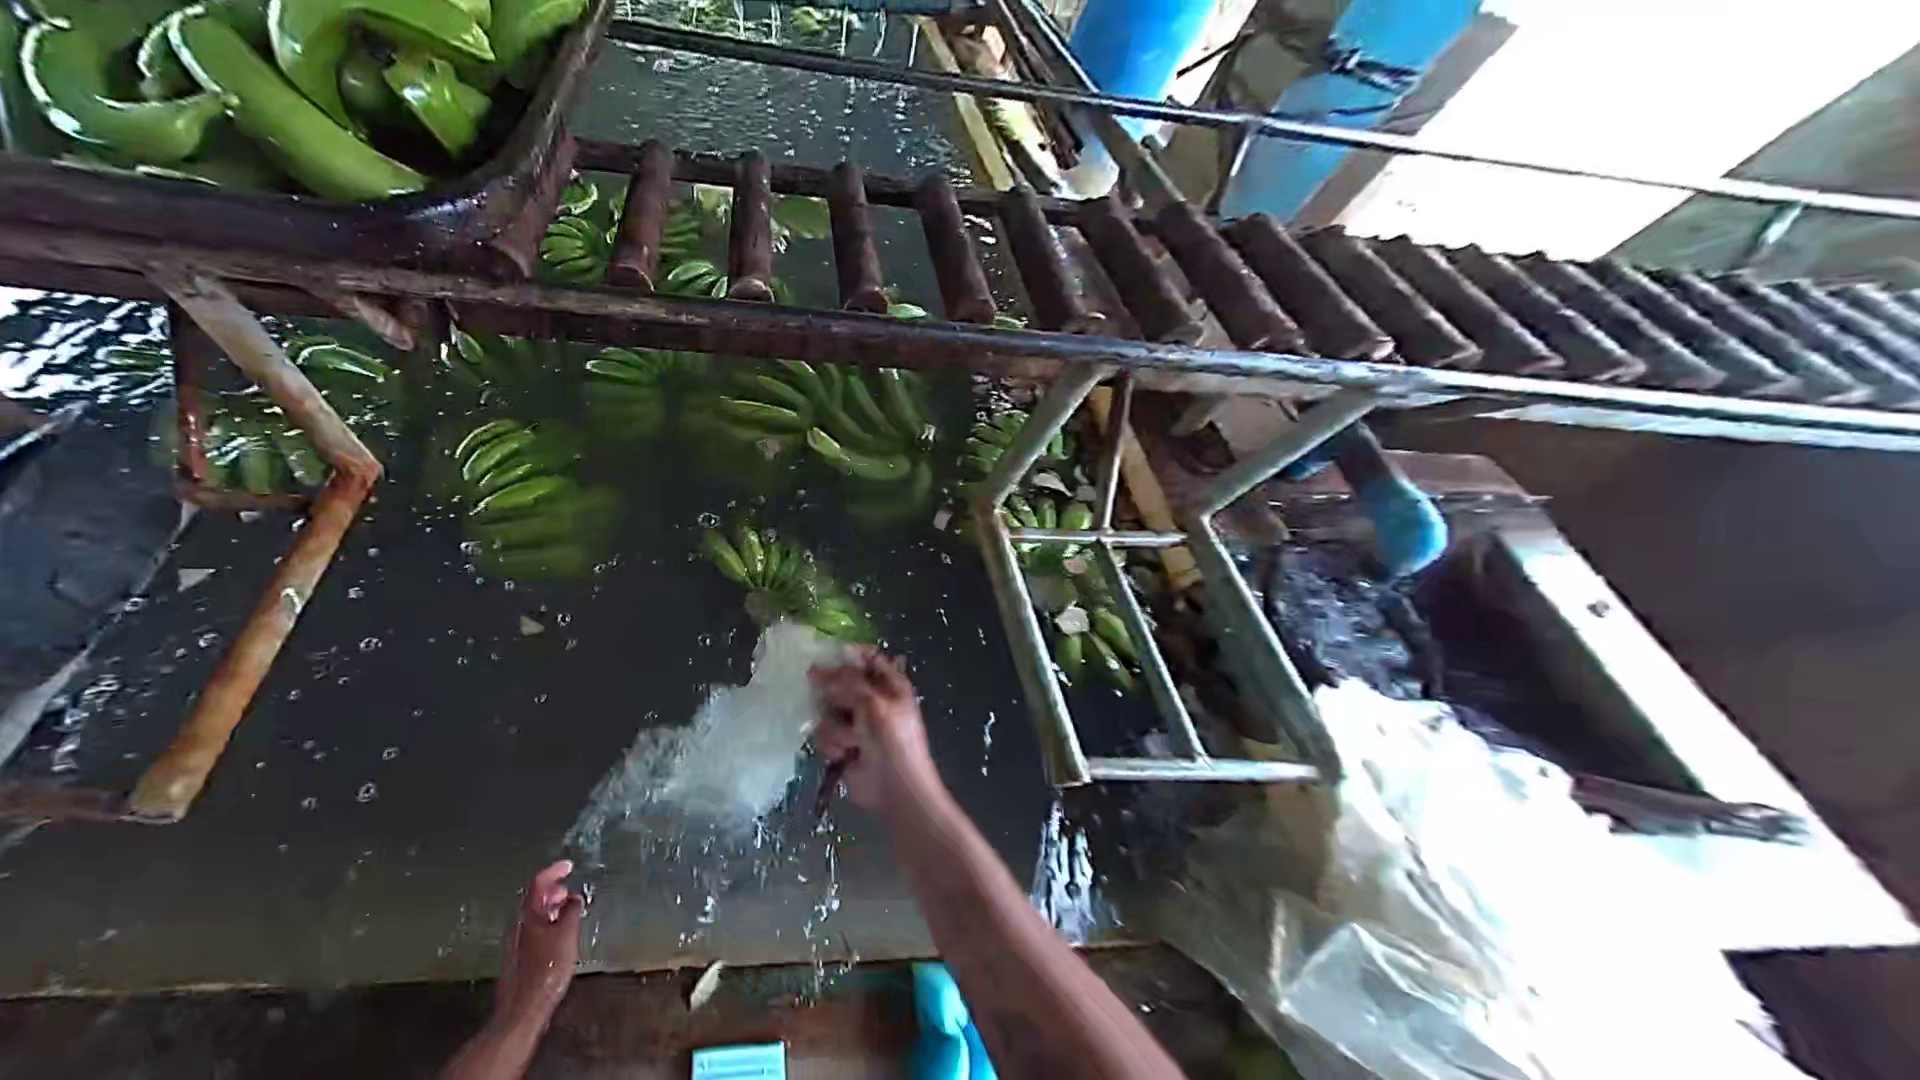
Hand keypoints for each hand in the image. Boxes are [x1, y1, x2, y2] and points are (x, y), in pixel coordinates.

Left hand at [494, 860, 582, 1029]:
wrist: (524, 1008)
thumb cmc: (548, 968)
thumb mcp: (567, 934)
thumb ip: (571, 911)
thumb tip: (573, 898)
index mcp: (529, 916)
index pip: (538, 884)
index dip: (553, 871)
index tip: (568, 864)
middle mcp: (519, 926)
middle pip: (533, 899)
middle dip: (552, 888)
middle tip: (568, 885)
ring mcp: (518, 943)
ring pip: (534, 915)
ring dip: (551, 906)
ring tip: (568, 907)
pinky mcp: (520, 957)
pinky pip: (535, 929)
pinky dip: (548, 921)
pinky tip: (560, 931)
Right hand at [810, 648, 944, 814]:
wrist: (895, 790)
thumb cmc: (893, 742)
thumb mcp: (874, 704)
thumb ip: (847, 682)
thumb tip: (818, 669)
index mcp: (889, 684)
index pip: (865, 659)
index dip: (846, 657)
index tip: (826, 660)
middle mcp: (871, 699)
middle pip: (838, 683)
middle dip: (835, 698)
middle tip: (845, 710)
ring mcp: (855, 723)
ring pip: (826, 710)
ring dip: (836, 728)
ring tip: (853, 743)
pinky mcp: (841, 745)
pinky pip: (823, 734)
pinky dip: (833, 745)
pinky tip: (845, 756)